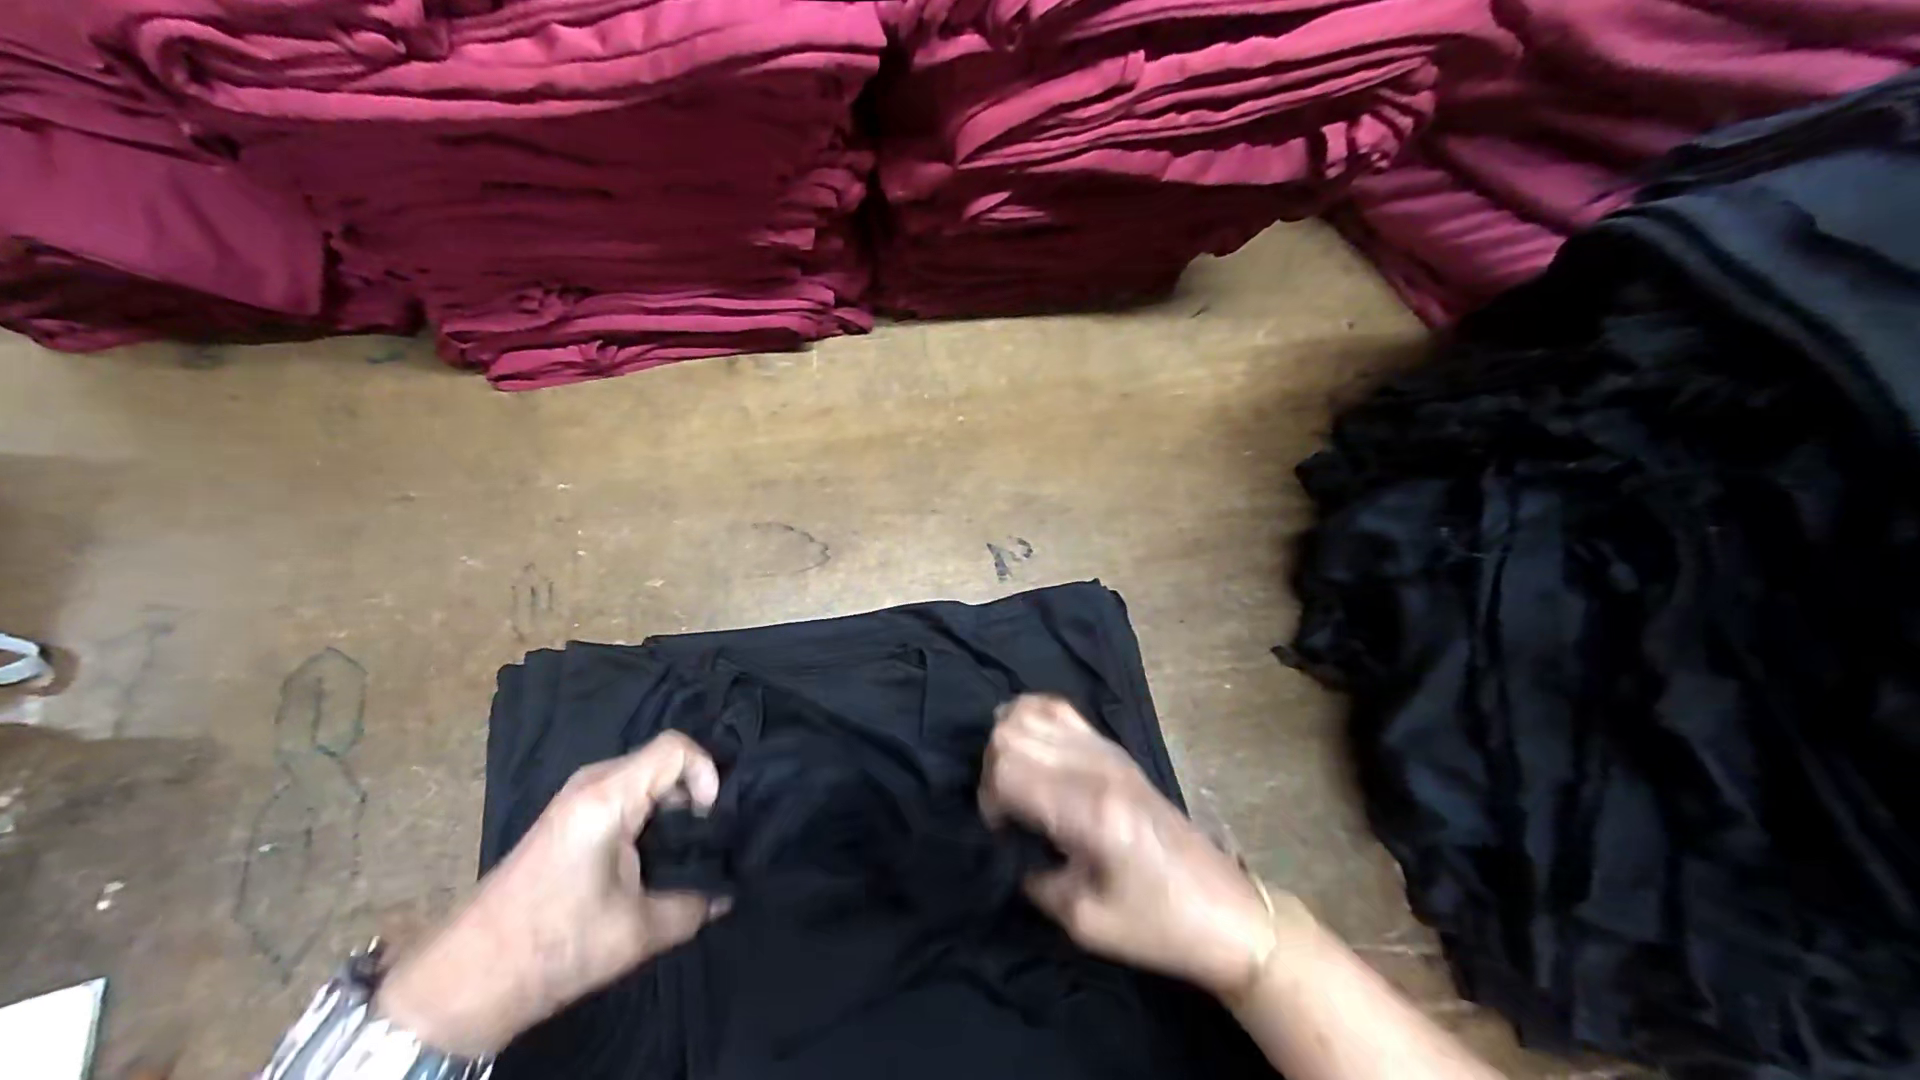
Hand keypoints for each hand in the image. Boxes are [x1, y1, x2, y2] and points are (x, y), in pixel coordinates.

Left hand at [376, 732, 723, 1056]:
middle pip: (662, 760)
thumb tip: (725, 895)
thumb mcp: (636, 932)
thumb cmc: (553, 946)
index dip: (707, 772)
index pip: (675, 747)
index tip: (712, 819)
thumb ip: (694, 907)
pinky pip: (627, 794)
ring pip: (645, 778)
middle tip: (710, 838)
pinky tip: (656, 856)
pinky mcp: (570, 817)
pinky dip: (652, 815)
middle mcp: (592, 783)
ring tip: (689, 850)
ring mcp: (577, 798)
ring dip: (675, 807)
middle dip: (695, 793)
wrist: (464, 980)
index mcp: (607, 797)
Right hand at [979, 695, 1288, 997]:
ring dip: (1008, 740)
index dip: (987, 799)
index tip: (1001, 831)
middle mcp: (1095, 767)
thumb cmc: (1156, 923)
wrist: (1224, 910)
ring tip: (1015, 778)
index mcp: (1087, 809)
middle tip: (1004, 807)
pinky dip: (1031, 719)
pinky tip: (1032, 751)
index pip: (1007, 768)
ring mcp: (1107, 751)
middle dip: (991, 767)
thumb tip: (1007, 846)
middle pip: (1011, 731)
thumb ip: (1032, 877)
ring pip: (1030, 710)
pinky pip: (1060, 708)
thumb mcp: (1083, 921)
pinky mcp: (1115, 750)